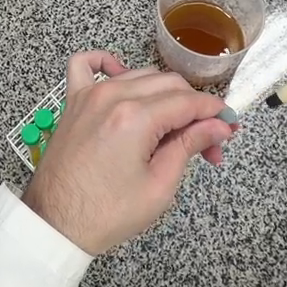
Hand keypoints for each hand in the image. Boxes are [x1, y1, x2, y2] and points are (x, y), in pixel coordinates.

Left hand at [20, 52, 236, 254]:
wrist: (57, 223)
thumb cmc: (107, 212)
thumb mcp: (159, 186)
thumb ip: (189, 146)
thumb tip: (218, 126)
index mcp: (135, 117)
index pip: (188, 101)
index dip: (214, 112)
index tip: (229, 125)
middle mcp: (112, 95)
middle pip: (168, 84)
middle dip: (194, 109)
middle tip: (207, 142)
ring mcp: (90, 94)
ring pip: (139, 74)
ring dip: (163, 95)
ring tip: (175, 127)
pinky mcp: (73, 100)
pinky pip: (86, 63)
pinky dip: (107, 63)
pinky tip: (123, 77)